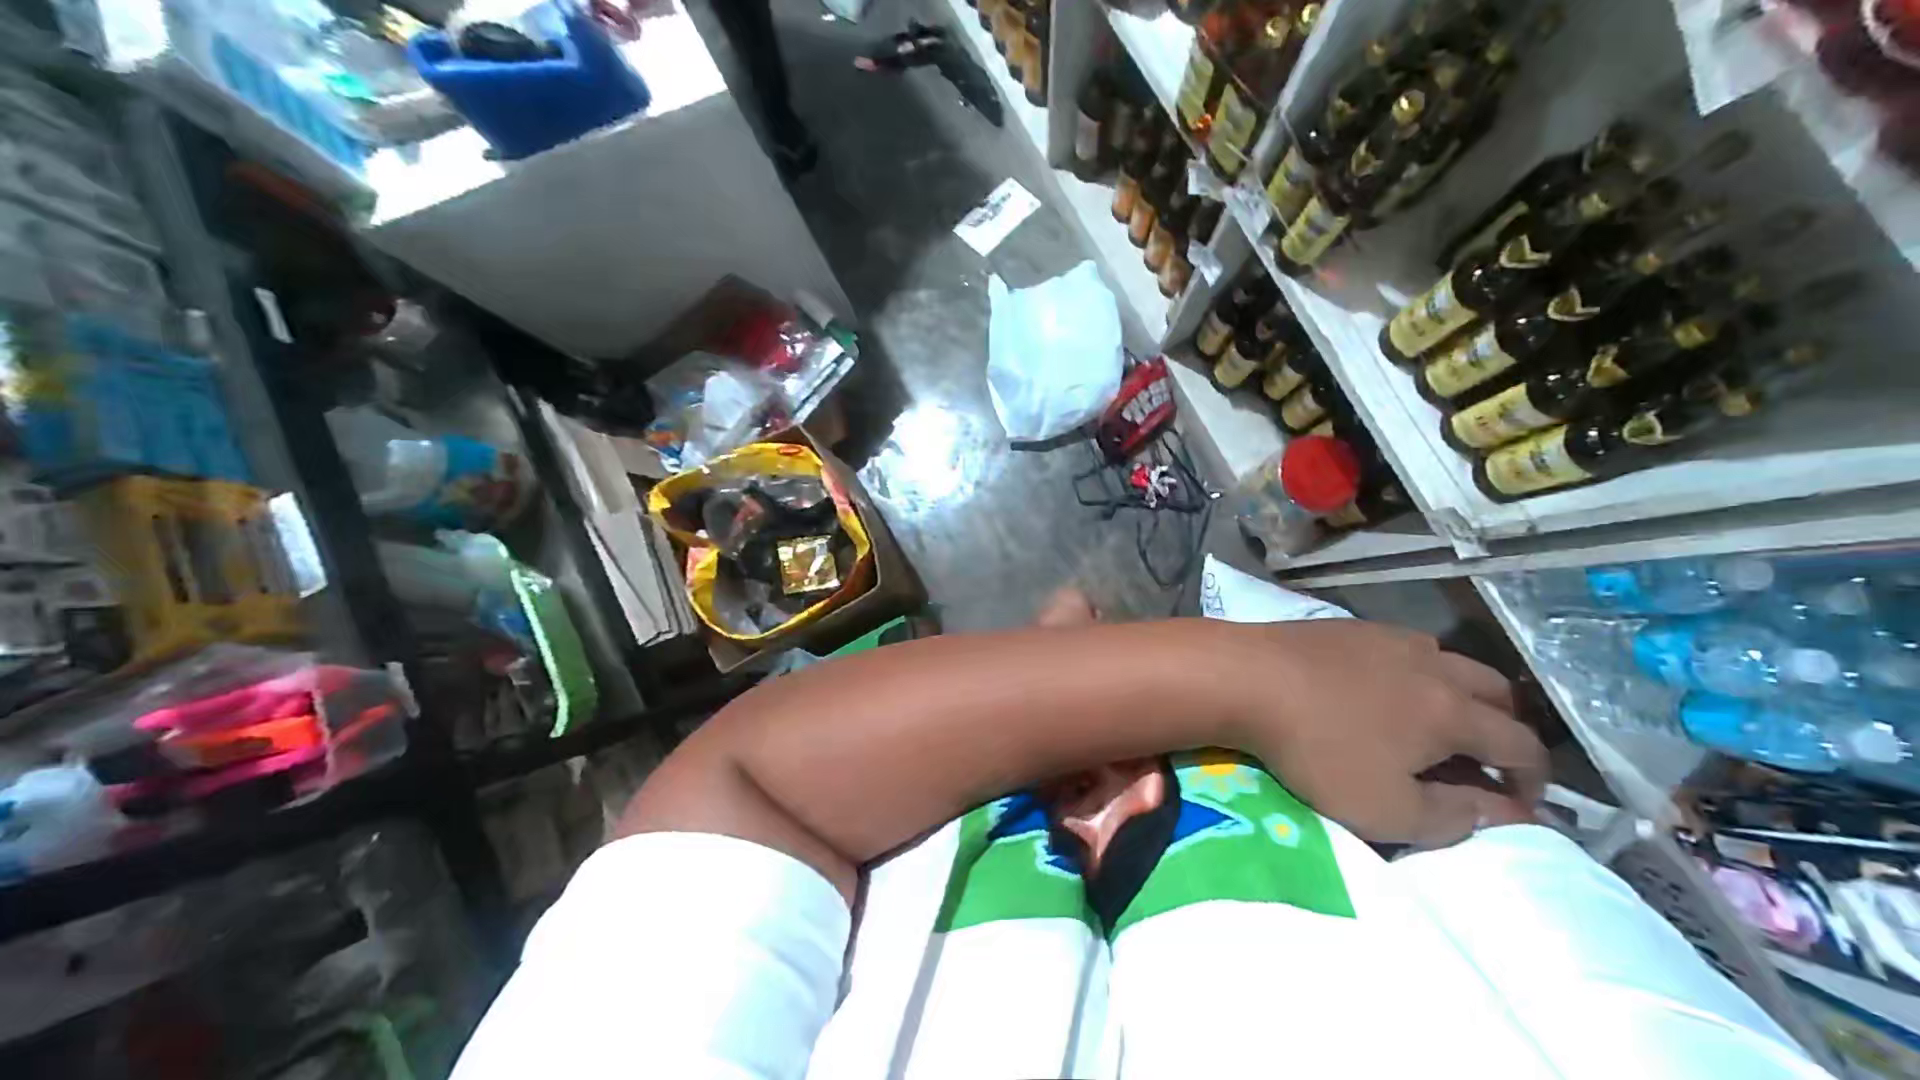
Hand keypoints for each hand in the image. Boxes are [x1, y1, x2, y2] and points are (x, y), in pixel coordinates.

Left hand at [1214, 620, 1547, 848]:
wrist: (1245, 677)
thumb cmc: (1317, 749)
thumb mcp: (1387, 809)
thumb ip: (1454, 818)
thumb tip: (1502, 812)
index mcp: (1453, 712)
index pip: (1523, 745)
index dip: (1535, 780)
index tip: (1522, 803)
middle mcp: (1432, 664)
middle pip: (1496, 692)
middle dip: (1505, 728)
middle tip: (1485, 757)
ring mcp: (1386, 637)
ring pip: (1448, 661)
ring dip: (1459, 692)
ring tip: (1435, 719)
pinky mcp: (1345, 626)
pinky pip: (1399, 645)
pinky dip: (1412, 669)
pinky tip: (1382, 685)